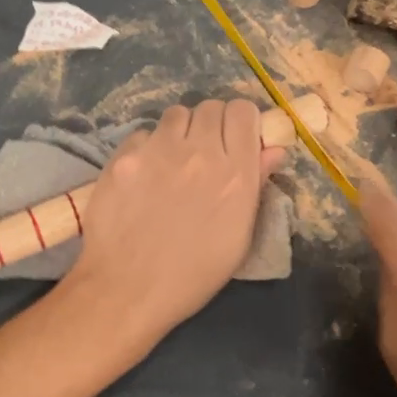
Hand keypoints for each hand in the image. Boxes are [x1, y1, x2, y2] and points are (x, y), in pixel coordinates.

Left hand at [58, 100, 286, 349]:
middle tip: (204, 152)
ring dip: (180, 131)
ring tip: (173, 160)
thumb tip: (271, 149)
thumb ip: (255, 185)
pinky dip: (147, 147)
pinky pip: (143, 133)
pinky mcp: (124, 155)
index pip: (244, 112)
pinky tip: (143, 175)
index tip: (236, 138)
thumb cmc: (192, 275)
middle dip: (212, 124)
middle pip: (211, 107)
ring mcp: (158, 150)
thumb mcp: (238, 238)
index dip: (241, 121)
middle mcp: (199, 153)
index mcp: (235, 174)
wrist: (126, 289)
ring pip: (176, 114)